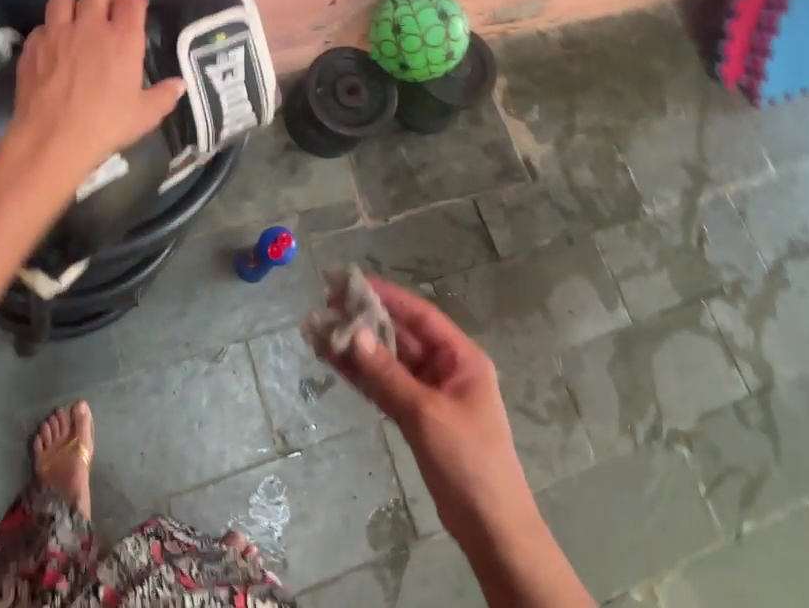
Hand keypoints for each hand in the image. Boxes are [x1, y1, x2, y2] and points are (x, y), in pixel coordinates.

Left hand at [12, 0, 185, 172]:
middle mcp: (90, 27)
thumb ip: (164, 95)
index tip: (137, 10)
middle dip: (104, 0)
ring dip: (71, 8)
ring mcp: (57, 34)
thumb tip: (180, 84)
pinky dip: (48, 32)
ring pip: (62, 1)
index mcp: (123, 39)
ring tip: (75, 24)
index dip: (135, 2)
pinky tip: (52, 49)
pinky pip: (41, 27)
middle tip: (106, 16)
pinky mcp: (32, 47)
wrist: (52, 140)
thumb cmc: (105, 126)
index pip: (131, 2)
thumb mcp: (144, 115)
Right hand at [331, 276, 535, 543]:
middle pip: (401, 335)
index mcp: (462, 358)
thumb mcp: (426, 414)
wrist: (490, 526)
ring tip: (318, 330)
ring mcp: (430, 395)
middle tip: (325, 305)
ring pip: (388, 362)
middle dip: (365, 321)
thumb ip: (388, 375)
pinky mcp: (417, 418)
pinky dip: (362, 376)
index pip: (420, 315)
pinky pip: (385, 387)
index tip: (350, 282)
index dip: (386, 296)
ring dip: (357, 348)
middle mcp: (446, 369)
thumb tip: (353, 334)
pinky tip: (333, 362)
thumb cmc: (468, 461)